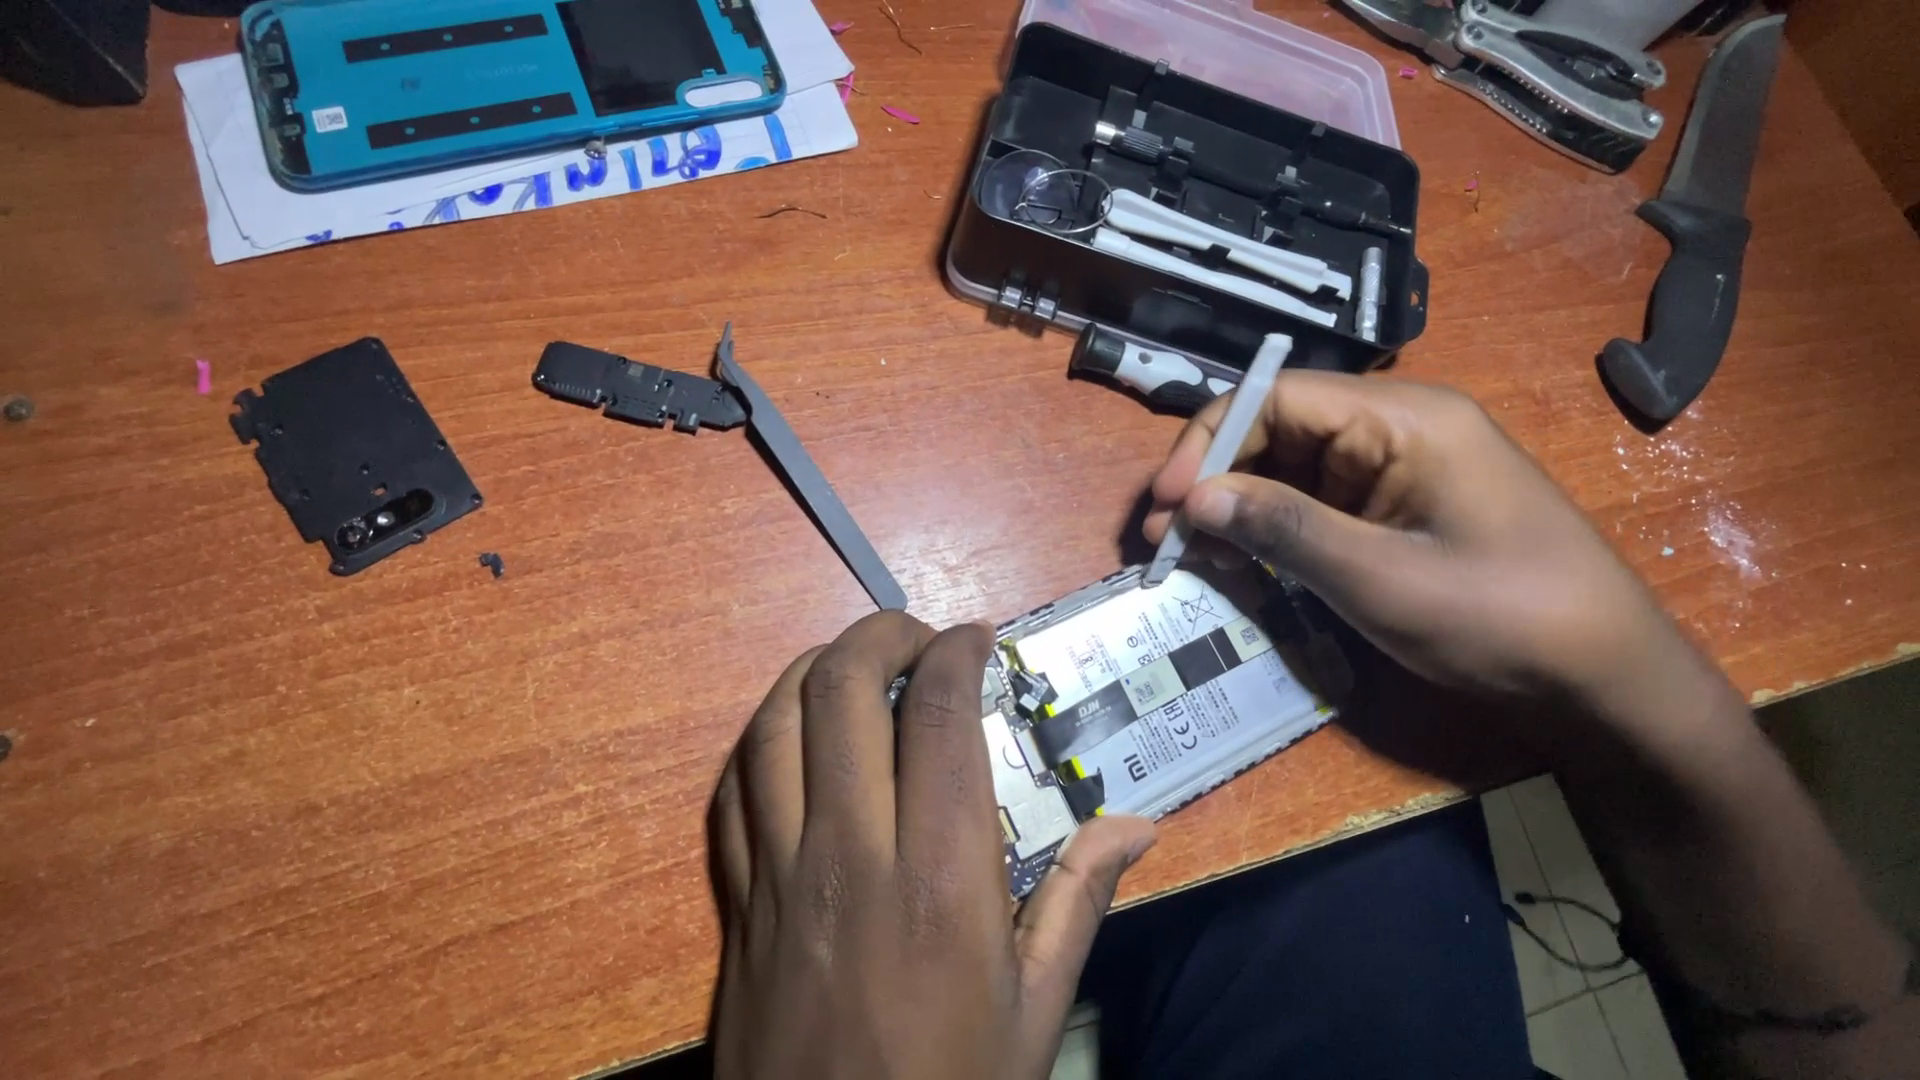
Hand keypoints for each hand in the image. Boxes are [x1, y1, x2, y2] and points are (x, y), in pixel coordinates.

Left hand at [708, 612, 1156, 1079]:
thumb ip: (1080, 900)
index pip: (940, 718)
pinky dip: (765, 731)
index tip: (977, 638)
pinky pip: (735, 785)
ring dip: (817, 667)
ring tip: (858, 661)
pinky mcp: (738, 896)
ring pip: (777, 723)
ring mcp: (780, 872)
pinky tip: (796, 725)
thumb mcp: (1036, 1012)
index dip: (957, 653)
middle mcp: (852, 853)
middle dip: (883, 635)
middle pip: (844, 692)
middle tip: (919, 637)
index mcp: (941, 879)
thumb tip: (1140, 824)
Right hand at [1144, 372, 1687, 704]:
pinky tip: (1235, 561)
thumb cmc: (1500, 617)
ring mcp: (1392, 470)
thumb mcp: (1378, 576)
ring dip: (1233, 508)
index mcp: (1401, 418)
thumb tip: (1192, 498)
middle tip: (1163, 538)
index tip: (1167, 502)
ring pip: (1285, 470)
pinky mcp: (1390, 509)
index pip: (1276, 397)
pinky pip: (1311, 504)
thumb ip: (1282, 528)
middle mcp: (1392, 428)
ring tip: (1187, 554)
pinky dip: (1267, 530)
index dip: (1208, 442)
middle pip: (1274, 430)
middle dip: (1212, 479)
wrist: (1603, 679)